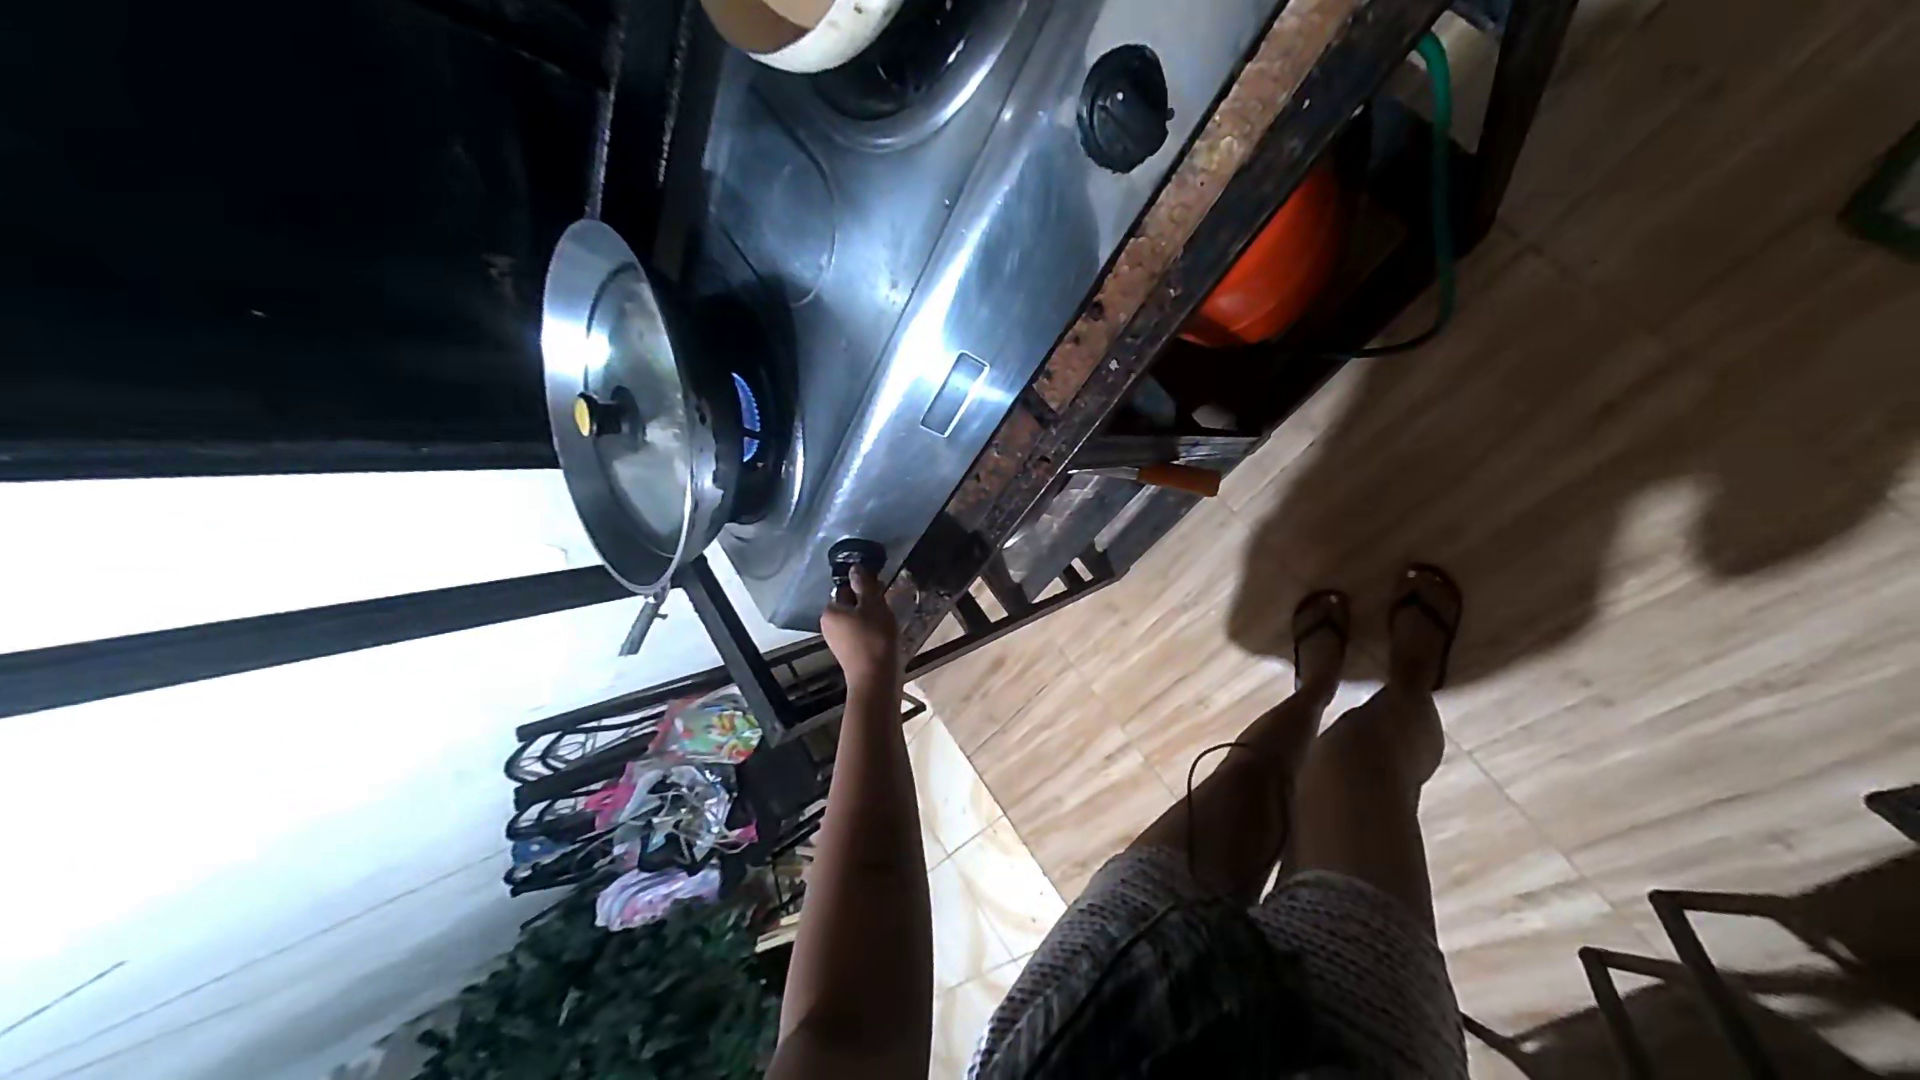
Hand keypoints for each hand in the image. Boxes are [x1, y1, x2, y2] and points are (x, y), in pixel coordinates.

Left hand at [821, 565, 899, 686]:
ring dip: (873, 618)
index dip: (864, 588)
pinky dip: (872, 632)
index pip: (845, 589)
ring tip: (888, 624)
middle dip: (869, 603)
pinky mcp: (849, 654)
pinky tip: (885, 637)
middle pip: (851, 605)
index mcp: (830, 611)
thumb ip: (864, 584)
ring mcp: (838, 641)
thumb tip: (855, 567)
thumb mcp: (873, 604)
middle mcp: (829, 625)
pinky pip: (860, 634)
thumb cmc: (874, 637)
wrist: (876, 678)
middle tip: (887, 608)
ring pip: (857, 620)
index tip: (880, 592)